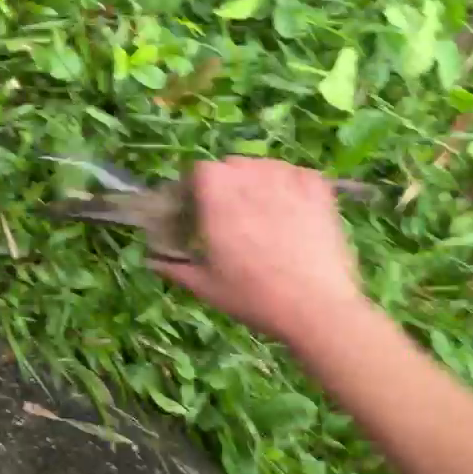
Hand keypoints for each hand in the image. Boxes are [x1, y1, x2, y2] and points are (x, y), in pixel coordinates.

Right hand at [153, 157, 368, 343]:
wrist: (317, 308)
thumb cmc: (252, 295)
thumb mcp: (204, 285)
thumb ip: (173, 266)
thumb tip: (152, 260)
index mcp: (217, 195)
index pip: (198, 170)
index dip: (195, 187)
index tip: (197, 209)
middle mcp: (250, 177)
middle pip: (231, 165)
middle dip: (226, 184)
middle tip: (229, 215)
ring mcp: (288, 180)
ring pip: (264, 167)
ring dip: (257, 182)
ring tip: (262, 213)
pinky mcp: (320, 189)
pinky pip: (296, 174)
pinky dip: (289, 184)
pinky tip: (292, 209)